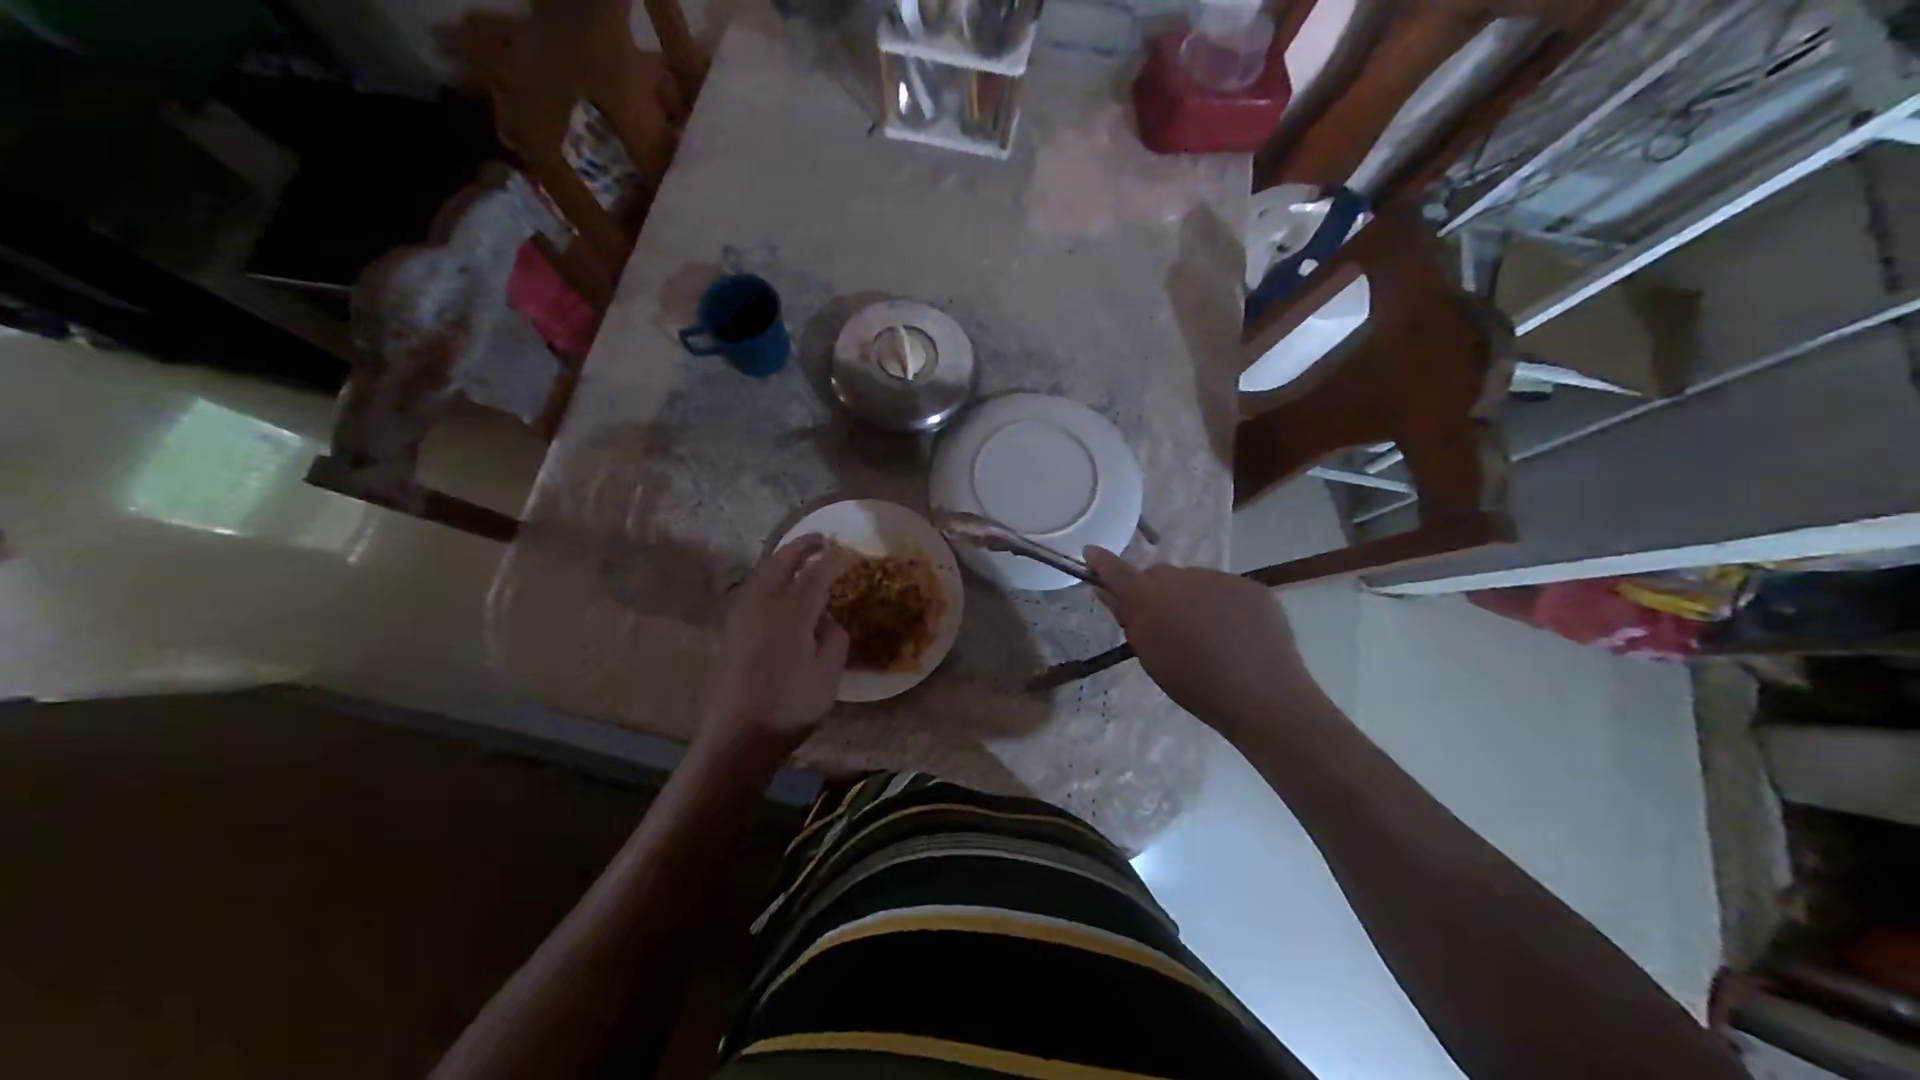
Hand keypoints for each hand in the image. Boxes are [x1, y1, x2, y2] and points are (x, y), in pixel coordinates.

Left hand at [699, 535, 853, 755]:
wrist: (737, 736)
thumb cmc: (790, 707)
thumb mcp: (828, 674)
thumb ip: (834, 638)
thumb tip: (826, 620)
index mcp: (792, 612)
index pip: (817, 573)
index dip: (836, 560)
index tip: (851, 554)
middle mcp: (764, 604)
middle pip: (782, 562)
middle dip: (803, 546)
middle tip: (821, 539)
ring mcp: (743, 617)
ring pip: (762, 573)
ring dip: (783, 559)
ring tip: (801, 558)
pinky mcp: (732, 631)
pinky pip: (754, 590)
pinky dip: (770, 578)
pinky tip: (780, 590)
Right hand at [1083, 547, 1324, 736]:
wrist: (1261, 695)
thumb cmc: (1194, 685)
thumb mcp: (1150, 656)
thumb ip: (1128, 619)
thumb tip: (1106, 593)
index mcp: (1150, 599)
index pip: (1117, 572)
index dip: (1101, 563)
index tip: (1090, 553)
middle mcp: (1181, 578)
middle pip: (1159, 575)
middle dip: (1156, 591)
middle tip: (1167, 624)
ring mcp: (1219, 578)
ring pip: (1194, 581)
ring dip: (1192, 597)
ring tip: (1208, 633)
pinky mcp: (1250, 585)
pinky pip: (1226, 588)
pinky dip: (1224, 604)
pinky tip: (1235, 632)